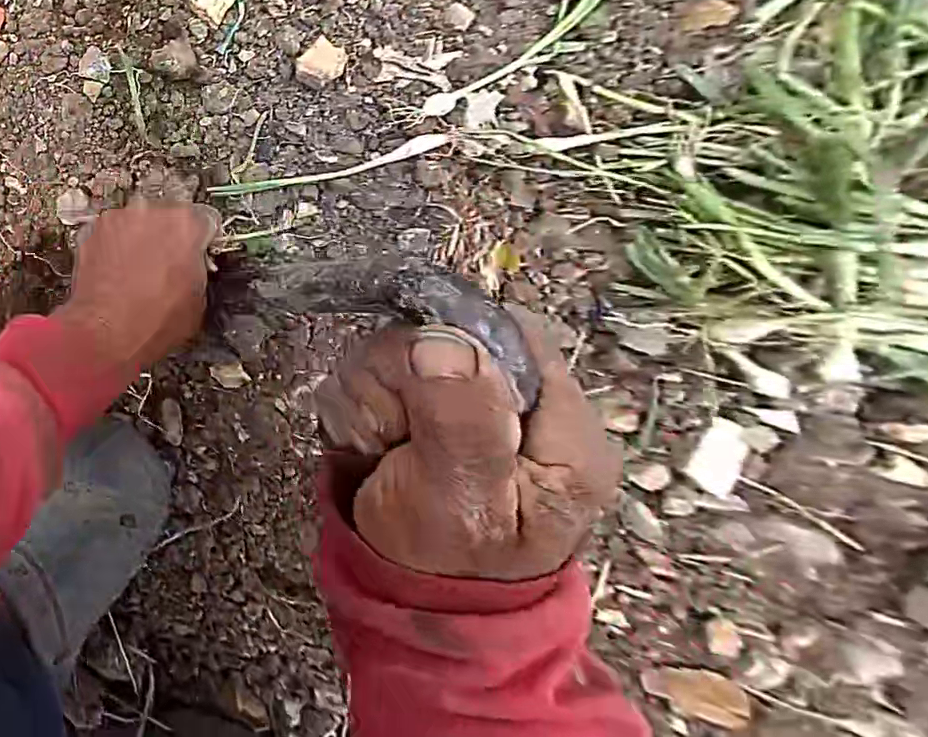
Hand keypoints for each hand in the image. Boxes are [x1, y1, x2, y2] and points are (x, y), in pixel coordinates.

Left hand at [54, 201, 220, 372]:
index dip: (200, 240)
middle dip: (167, 237)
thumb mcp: (199, 300)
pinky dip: (113, 247)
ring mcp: (119, 220)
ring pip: (136, 222)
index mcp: (186, 224)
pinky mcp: (92, 231)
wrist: (107, 334)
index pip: (203, 220)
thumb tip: (195, 269)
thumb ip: (199, 269)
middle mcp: (152, 212)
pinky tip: (117, 272)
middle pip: (167, 216)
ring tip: (137, 272)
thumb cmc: (151, 321)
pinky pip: (110, 233)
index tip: (195, 251)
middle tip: (165, 266)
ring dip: (138, 239)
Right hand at [315, 310, 618, 581]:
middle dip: (404, 379)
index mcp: (562, 426)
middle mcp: (522, 399)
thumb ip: (462, 424)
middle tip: (399, 437)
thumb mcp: (461, 505)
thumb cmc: (443, 563)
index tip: (423, 394)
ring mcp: (471, 394)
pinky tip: (375, 439)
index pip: (511, 335)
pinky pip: (377, 366)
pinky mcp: (430, 396)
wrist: (408, 594)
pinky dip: (365, 401)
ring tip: (385, 445)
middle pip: (447, 331)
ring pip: (401, 344)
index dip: (457, 351)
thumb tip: (445, 341)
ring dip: (377, 393)